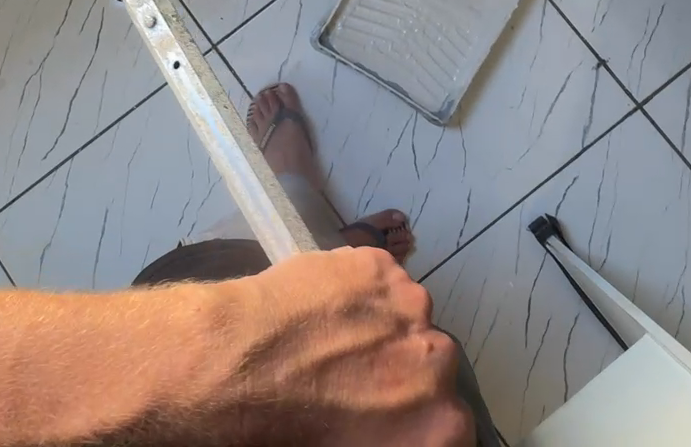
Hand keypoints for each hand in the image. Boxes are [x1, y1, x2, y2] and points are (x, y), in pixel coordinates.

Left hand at [221, 247, 473, 445]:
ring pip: (405, 310)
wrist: (240, 366)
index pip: (450, 417)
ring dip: (381, 320)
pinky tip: (323, 300)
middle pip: (432, 357)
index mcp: (443, 424)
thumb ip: (399, 438)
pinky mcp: (377, 262)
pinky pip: (377, 274)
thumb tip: (391, 420)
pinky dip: (357, 285)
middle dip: (401, 363)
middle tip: (355, 368)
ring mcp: (410, 302)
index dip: (414, 410)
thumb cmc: (293, 431)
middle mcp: (439, 360)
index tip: (388, 406)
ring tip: (333, 331)